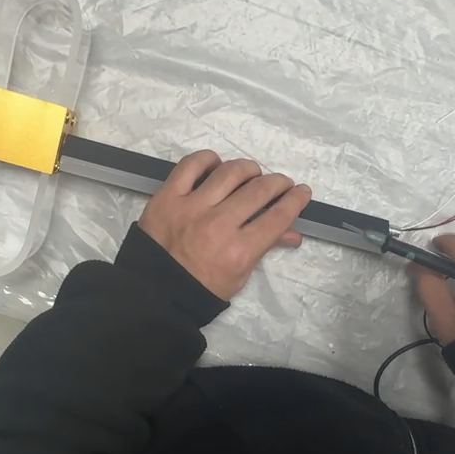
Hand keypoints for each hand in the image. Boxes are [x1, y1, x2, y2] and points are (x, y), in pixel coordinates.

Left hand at [138, 151, 311, 299]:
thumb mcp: (238, 277)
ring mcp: (191, 207)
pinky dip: (208, 159)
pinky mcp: (167, 197)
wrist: (153, 294)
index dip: (296, 200)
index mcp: (239, 251)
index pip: (278, 216)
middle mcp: (219, 225)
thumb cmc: (200, 290)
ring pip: (229, 172)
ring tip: (252, 173)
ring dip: (248, 169)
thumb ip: (265, 249)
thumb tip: (293, 232)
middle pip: (259, 190)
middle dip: (277, 183)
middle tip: (280, 183)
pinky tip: (216, 165)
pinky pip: (191, 165)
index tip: (302, 191)